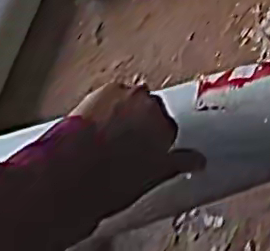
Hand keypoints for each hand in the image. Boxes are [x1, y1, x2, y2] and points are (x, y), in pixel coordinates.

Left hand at [70, 82, 204, 211]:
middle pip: (151, 109)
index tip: (142, 150)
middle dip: (140, 122)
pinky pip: (111, 93)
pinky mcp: (108, 88)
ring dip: (124, 110)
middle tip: (124, 144)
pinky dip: (106, 103)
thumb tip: (198, 161)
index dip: (153, 141)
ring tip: (106, 134)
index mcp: (167, 128)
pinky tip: (95, 123)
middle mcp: (152, 106)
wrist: (71, 173)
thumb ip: (178, 163)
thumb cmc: (107, 181)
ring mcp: (130, 95)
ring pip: (131, 98)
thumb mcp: (150, 179)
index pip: (167, 129)